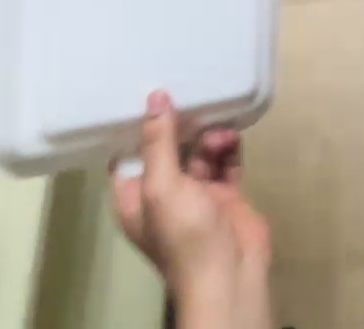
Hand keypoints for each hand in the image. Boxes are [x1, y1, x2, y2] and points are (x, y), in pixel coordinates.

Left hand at [114, 91, 271, 328]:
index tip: (145, 92)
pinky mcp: (226, 193)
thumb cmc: (185, 234)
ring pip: (200, 151)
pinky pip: (226, 160)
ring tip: (222, 133)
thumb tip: (155, 96)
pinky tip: (235, 133)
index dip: (134, 127)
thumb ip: (160, 142)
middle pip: (168, 148)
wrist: (230, 272)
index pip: (127, 155)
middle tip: (193, 93)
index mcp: (136, 198)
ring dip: (210, 137)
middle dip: (180, 125)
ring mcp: (197, 194)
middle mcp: (164, 193)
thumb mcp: (163, 187)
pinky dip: (230, 146)